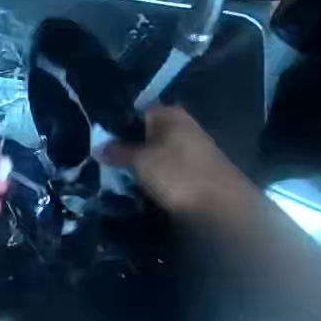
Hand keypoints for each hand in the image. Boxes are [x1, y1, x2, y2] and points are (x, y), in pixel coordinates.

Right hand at [99, 105, 255, 220]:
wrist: (222, 207)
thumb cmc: (177, 173)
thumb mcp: (140, 161)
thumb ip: (118, 152)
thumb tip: (98, 147)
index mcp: (172, 115)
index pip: (140, 113)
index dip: (121, 128)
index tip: (106, 146)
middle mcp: (185, 127)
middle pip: (151, 135)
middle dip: (133, 149)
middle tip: (112, 166)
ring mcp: (196, 150)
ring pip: (161, 155)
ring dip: (146, 167)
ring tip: (128, 182)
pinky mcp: (201, 173)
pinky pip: (173, 172)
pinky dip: (161, 179)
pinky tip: (151, 192)